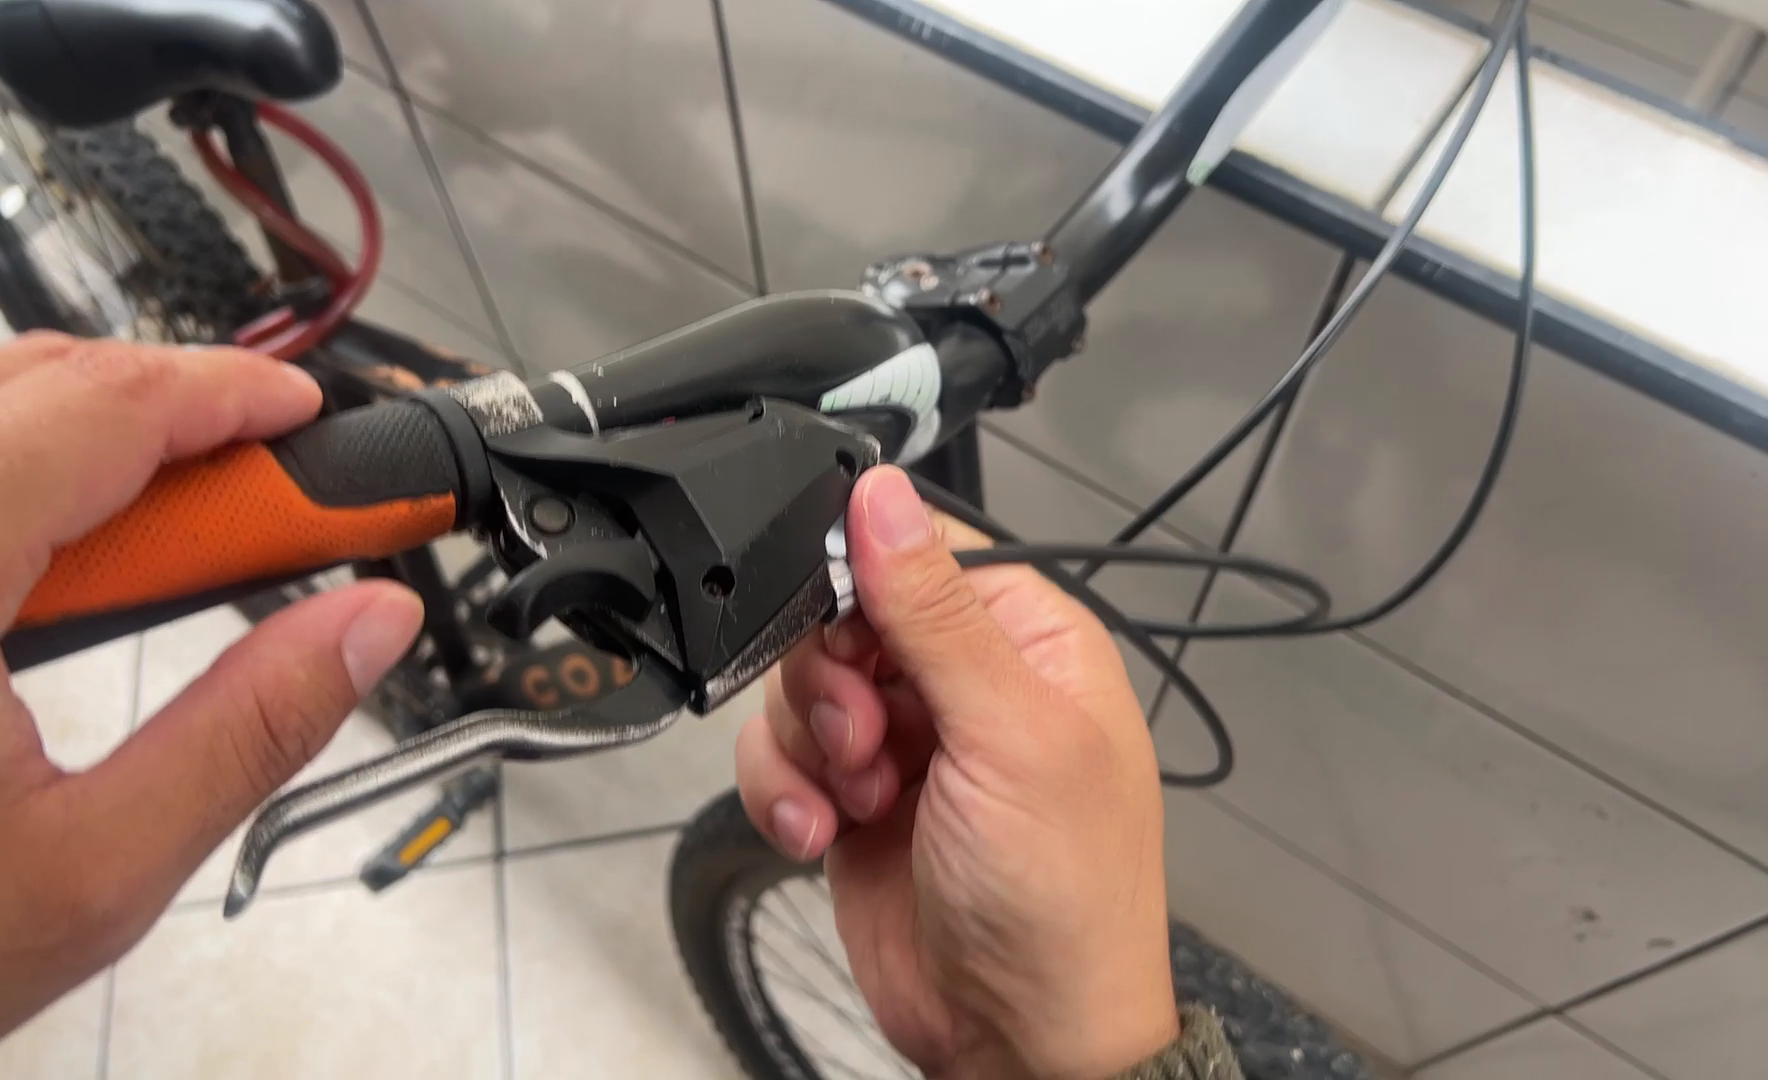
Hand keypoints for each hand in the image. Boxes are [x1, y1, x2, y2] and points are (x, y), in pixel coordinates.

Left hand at [0, 336, 424, 1079]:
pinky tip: (43, 534)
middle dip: (179, 415)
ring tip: (167, 520)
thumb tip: (379, 618)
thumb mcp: (92, 871)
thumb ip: (256, 728)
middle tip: (261, 489)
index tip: (306, 415)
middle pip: (35, 378)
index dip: (233, 393)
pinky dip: (1, 453)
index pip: (102, 408)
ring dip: (92, 433)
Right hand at [736, 466, 1175, 1078]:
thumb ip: (934, 610)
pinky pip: (779, 749)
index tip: (849, 638)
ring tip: (858, 795)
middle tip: (864, 738)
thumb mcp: (1004, 734)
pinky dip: (784, 788)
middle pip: (843, 614)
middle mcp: (955, 674)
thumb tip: (883, 495)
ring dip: (811, 742)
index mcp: (1017, 636)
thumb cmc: (1058, 891)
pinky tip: (821, 830)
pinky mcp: (847, 783)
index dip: (862, 583)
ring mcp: (897, 730)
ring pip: (800, 680)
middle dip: (833, 680)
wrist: (1015, 1038)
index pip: (915, 553)